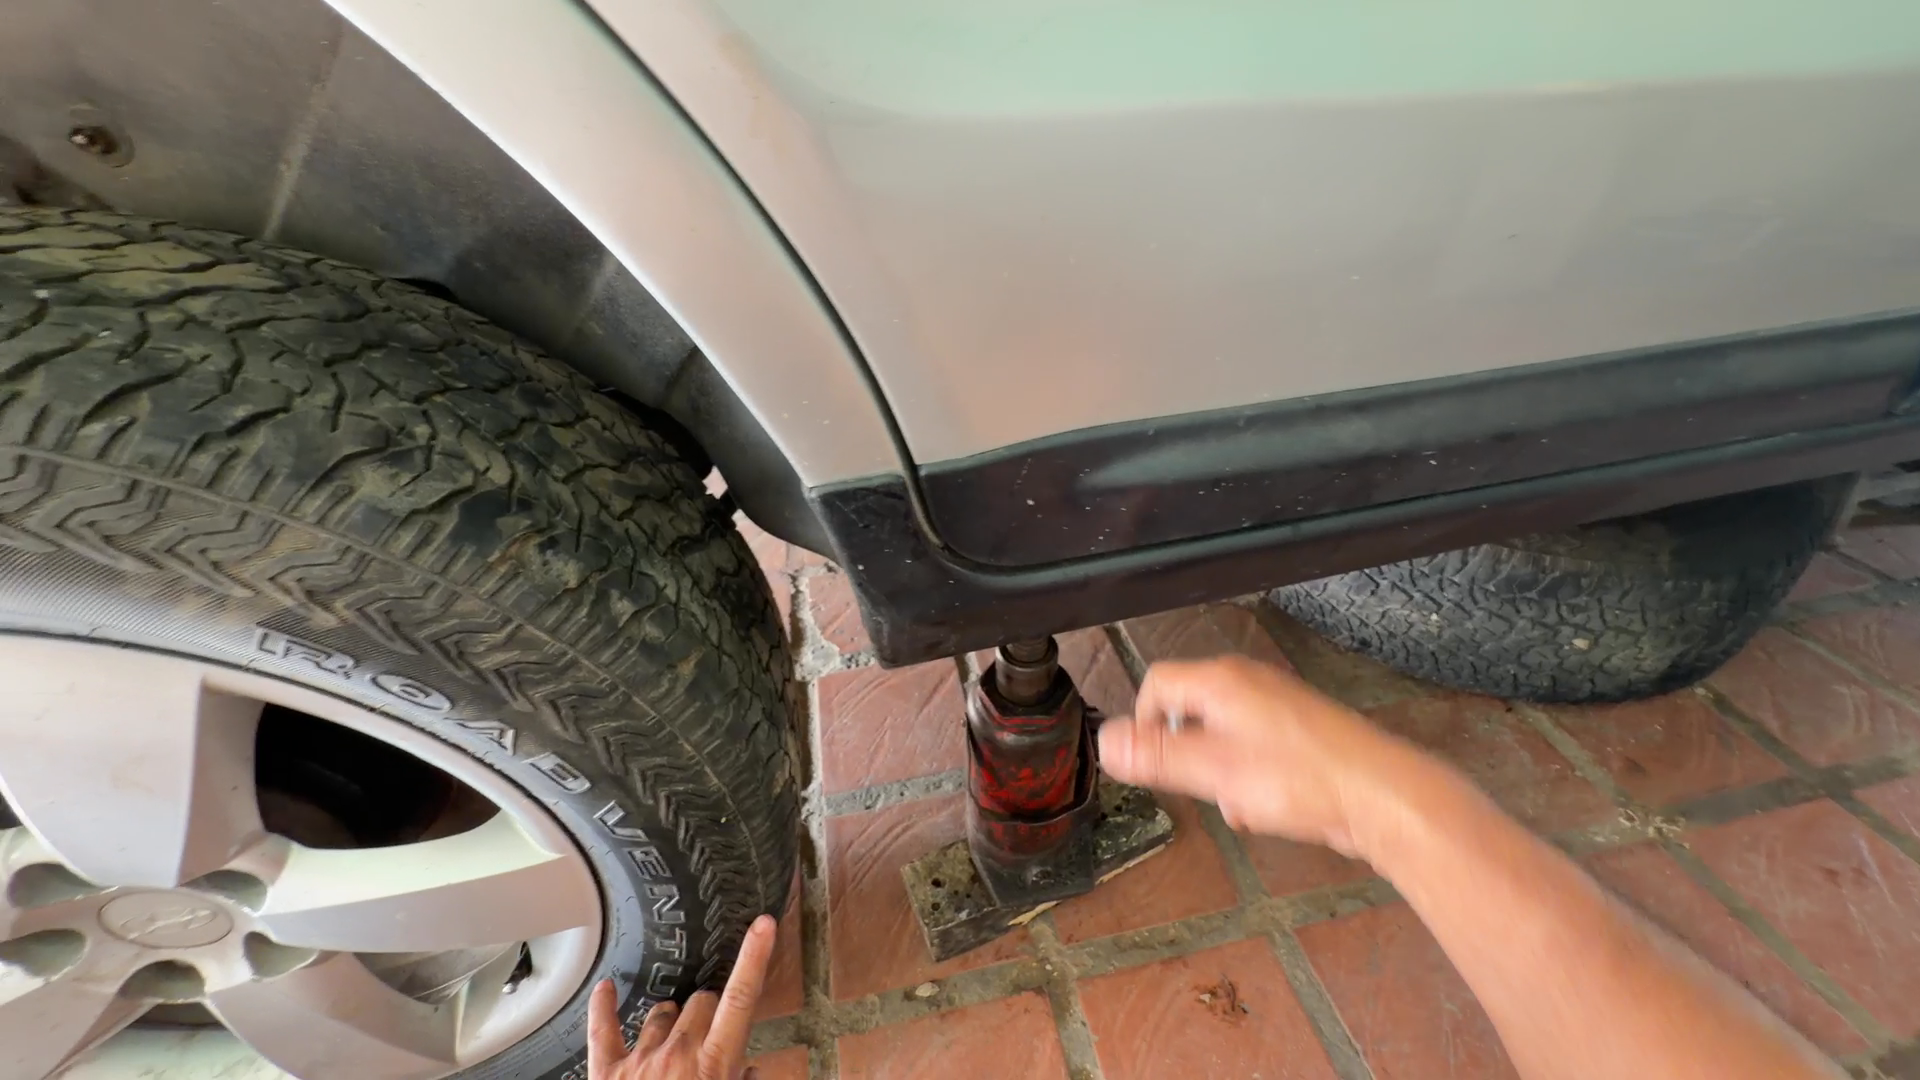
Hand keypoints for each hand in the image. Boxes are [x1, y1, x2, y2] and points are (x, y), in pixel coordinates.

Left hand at [587, 914, 776, 1079]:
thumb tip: (750, 1071)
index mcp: (713, 1065)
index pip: (741, 999)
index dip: (755, 958)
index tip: (764, 923)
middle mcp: (678, 1052)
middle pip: (701, 1001)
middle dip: (709, 1010)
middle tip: (710, 1035)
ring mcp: (639, 1061)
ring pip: (662, 1012)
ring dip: (671, 1019)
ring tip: (675, 1039)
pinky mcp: (605, 1075)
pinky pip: (602, 1031)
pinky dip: (603, 1007)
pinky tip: (605, 988)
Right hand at [1098, 655, 1415, 856]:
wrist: (1387, 798)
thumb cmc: (1295, 780)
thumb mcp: (1214, 770)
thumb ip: (1155, 755)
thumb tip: (1103, 740)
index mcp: (1220, 680)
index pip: (1156, 684)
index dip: (1143, 723)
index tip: (1150, 764)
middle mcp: (1248, 681)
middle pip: (1189, 709)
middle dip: (1187, 755)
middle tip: (1202, 789)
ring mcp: (1278, 702)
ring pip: (1221, 733)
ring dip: (1219, 770)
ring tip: (1241, 804)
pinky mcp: (1302, 727)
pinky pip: (1254, 744)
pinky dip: (1249, 773)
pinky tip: (1270, 805)